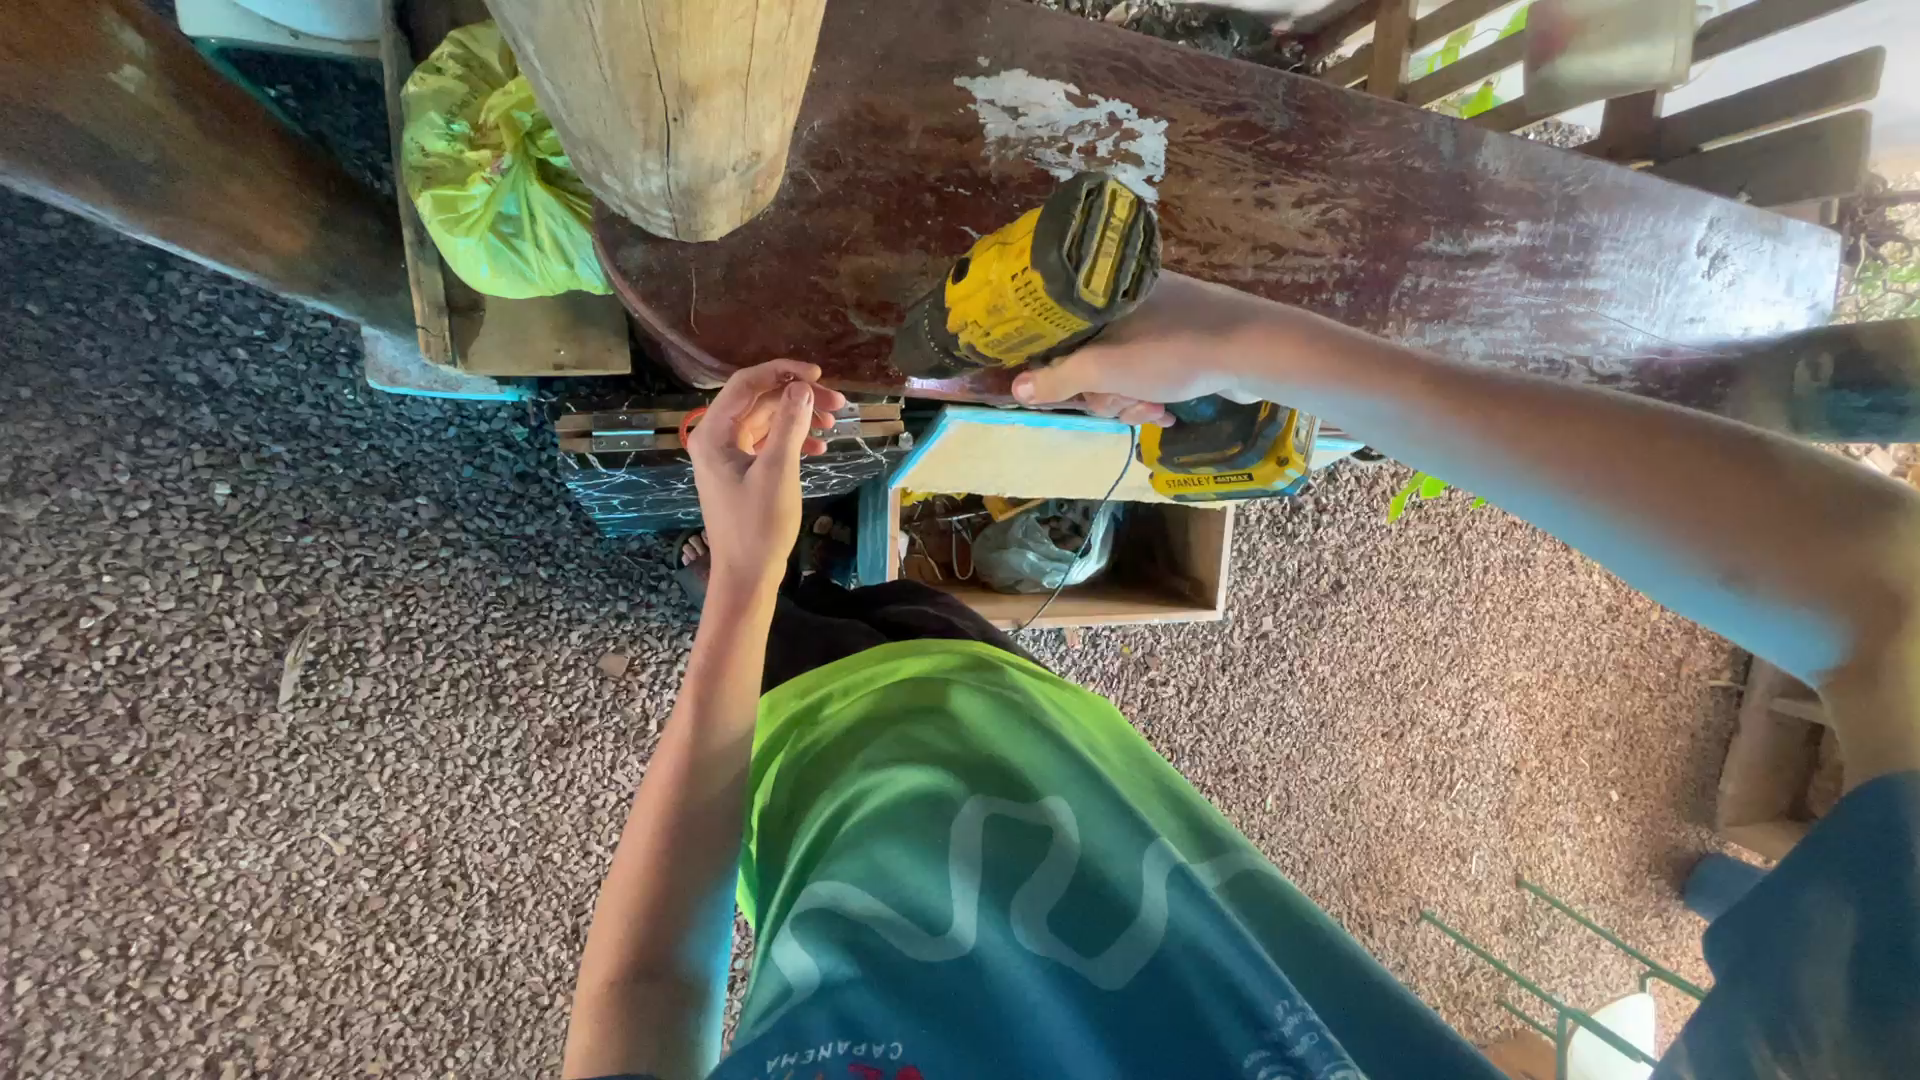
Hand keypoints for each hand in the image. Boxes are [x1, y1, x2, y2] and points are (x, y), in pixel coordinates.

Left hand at [686, 360, 846, 592]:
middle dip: (798, 398)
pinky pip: (768, 444)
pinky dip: (793, 440)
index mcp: (714, 434)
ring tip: (834, 424)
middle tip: (838, 404)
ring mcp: (729, 457)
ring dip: (800, 418)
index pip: (746, 385)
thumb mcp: (778, 472)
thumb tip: (802, 389)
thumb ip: (789, 425)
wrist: (747, 574)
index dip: (783, 373)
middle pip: (759, 402)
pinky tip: (819, 447)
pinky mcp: (742, 473)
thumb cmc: (758, 526)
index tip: (819, 375)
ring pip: (767, 422)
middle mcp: (716, 439)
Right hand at [1011, 272, 1274, 424]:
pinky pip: (1144, 373)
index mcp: (1102, 296)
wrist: (1255, 351)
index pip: (1057, 334)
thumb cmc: (1172, 352)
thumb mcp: (1104, 369)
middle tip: (1119, 401)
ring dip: (1127, 401)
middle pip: (1085, 360)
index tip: (1063, 391)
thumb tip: (1017, 389)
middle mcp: (1125, 302)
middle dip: (1101, 393)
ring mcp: (1155, 321)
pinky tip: (1166, 411)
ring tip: (1151, 410)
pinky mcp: (1178, 341)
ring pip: (1116, 373)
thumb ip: (1057, 380)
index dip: (1055, 369)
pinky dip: (1148, 395)